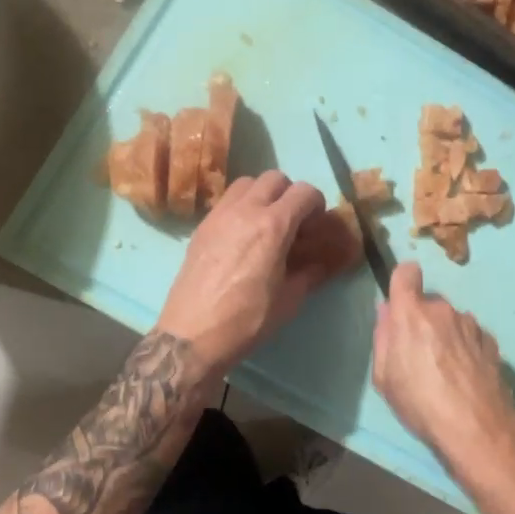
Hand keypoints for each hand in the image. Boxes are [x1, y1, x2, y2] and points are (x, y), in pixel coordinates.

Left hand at [156, 171, 330, 373]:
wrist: (192, 335)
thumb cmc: (246, 321)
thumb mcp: (288, 301)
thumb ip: (310, 274)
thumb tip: (322, 263)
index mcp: (273, 226)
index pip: (304, 192)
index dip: (316, 204)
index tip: (316, 225)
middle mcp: (245, 210)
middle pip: (274, 178)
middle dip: (289, 194)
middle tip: (292, 221)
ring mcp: (219, 215)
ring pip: (246, 183)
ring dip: (262, 194)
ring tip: (265, 223)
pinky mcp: (201, 226)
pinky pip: (226, 200)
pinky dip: (240, 206)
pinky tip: (242, 236)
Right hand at [372, 263, 514, 465]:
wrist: (476, 429)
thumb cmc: (420, 404)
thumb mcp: (384, 378)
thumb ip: (383, 337)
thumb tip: (385, 311)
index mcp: (412, 314)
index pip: (406, 273)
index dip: (402, 282)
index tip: (401, 301)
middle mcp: (444, 310)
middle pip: (429, 303)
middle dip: (422, 321)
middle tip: (418, 355)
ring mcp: (471, 325)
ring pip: (452, 320)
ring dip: (446, 335)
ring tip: (445, 371)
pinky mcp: (491, 342)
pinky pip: (471, 336)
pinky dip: (466, 348)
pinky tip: (465, 376)